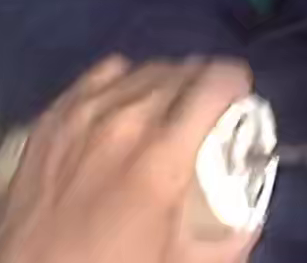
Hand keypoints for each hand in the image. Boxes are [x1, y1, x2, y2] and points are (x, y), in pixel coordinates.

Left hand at [0, 56, 259, 262]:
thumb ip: (227, 237)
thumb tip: (250, 208)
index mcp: (161, 158)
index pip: (212, 85)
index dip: (234, 80)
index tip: (241, 88)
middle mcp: (126, 119)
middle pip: (179, 71)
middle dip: (203, 81)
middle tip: (209, 103)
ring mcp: (85, 110)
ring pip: (142, 68)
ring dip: (166, 79)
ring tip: (170, 101)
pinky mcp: (55, 112)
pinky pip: (102, 73)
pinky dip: (124, 80)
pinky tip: (125, 99)